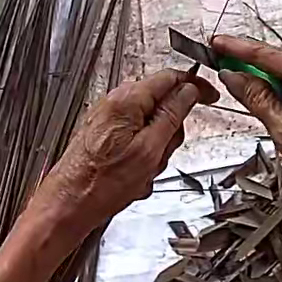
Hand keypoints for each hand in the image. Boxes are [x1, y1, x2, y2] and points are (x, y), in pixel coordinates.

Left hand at [20, 67, 218, 243]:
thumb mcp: (150, 149)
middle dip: (171, 131)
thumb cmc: (102, 182)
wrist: (69, 204)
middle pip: (162, 103)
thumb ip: (172, 116)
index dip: (195, 86)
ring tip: (144, 170)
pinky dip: (144, 156)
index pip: (171, 77)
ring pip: (152, 125)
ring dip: (157, 149)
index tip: (211, 96)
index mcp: (128, 99)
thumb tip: (189, 91)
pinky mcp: (106, 135)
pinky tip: (133, 175)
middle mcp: (116, 103)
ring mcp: (110, 118)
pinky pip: (138, 139)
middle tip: (162, 154)